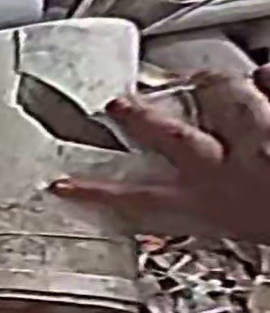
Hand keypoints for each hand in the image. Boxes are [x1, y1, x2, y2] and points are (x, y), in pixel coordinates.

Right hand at [54, 69, 269, 242]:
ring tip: (206, 78)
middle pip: (171, 135)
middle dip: (141, 117)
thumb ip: (228, 218)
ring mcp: (268, 139)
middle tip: (120, 104)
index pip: (134, 197)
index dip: (92, 191)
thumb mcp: (248, 234)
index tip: (63, 186)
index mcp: (211, 201)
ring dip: (213, 87)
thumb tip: (199, 209)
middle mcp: (230, 165)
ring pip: (230, 103)